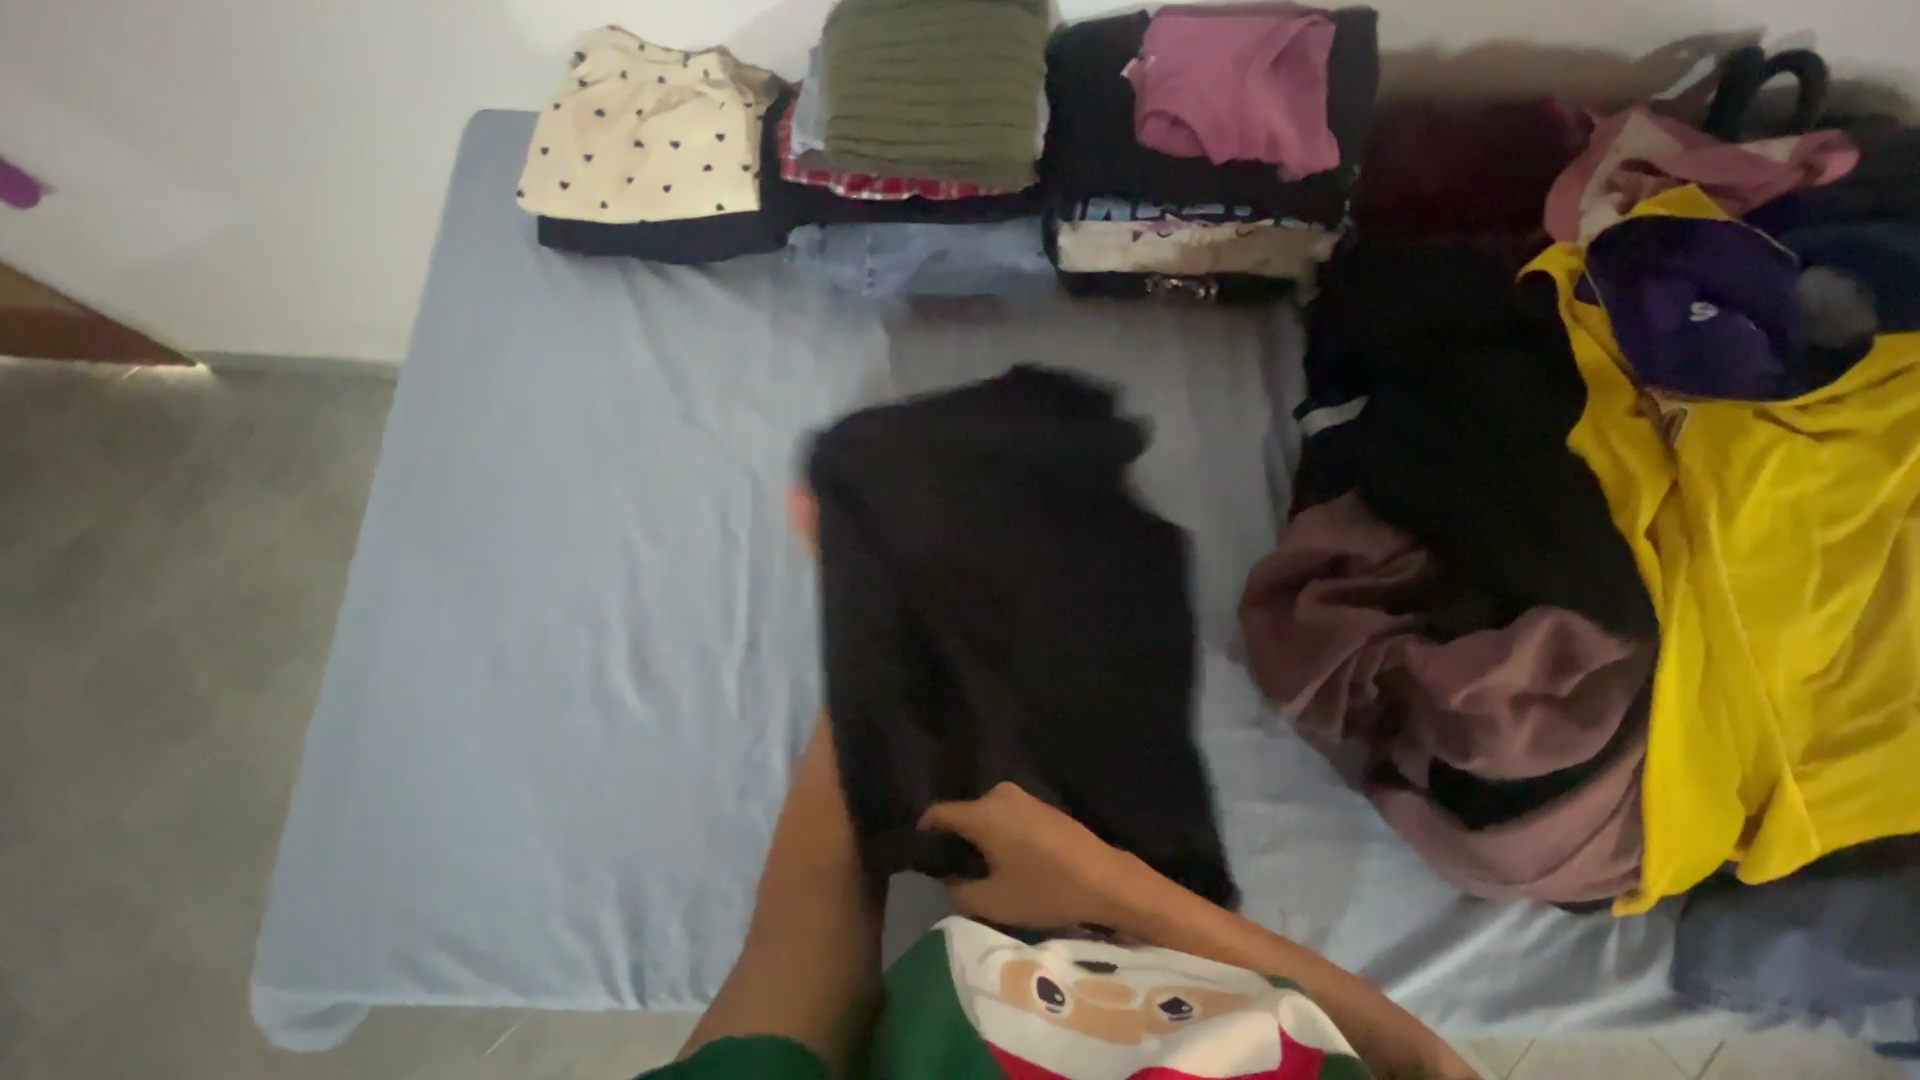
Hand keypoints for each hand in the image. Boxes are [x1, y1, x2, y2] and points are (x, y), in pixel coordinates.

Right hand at [918, 782, 1164, 929]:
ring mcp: (1023, 797)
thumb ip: (958, 891)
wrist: (1105, 880)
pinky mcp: (1040, 805)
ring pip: (985, 816)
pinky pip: (1005, 816)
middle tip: (951, 872)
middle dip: (954, 841)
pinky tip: (1007, 861)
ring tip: (979, 870)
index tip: (918, 859)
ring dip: (979, 839)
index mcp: (982, 812)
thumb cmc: (1045, 890)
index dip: (923, 836)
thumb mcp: (993, 902)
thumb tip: (946, 880)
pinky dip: (999, 834)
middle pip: (962, 815)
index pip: (936, 815)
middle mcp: (998, 795)